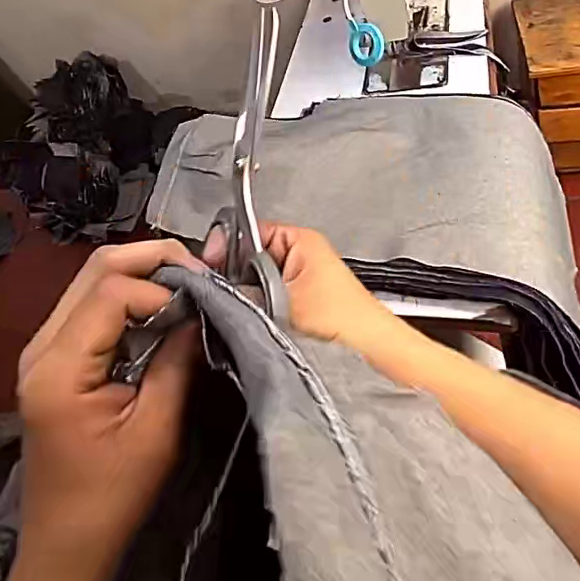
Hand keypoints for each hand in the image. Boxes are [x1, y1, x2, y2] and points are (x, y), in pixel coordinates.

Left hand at [16, 239, 205, 580]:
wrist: (66, 544)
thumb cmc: (112, 495)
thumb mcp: (157, 428)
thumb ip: (177, 360)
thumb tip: (202, 308)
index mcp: (59, 367)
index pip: (112, 291)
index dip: (163, 287)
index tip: (202, 307)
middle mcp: (41, 345)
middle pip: (98, 267)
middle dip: (155, 259)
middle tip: (203, 273)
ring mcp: (43, 347)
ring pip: (94, 277)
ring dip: (145, 273)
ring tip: (190, 288)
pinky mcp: (55, 355)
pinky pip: (94, 302)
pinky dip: (132, 295)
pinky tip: (163, 310)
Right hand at [202, 223, 395, 351]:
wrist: (370, 351)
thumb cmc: (342, 321)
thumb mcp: (280, 302)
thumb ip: (242, 292)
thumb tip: (212, 287)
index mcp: (300, 239)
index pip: (247, 230)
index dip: (224, 246)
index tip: (209, 264)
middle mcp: (301, 254)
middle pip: (248, 257)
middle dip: (236, 277)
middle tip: (232, 296)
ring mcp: (300, 277)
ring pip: (256, 281)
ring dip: (251, 297)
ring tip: (256, 313)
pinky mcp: (302, 300)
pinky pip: (269, 298)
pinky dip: (263, 310)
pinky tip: (265, 323)